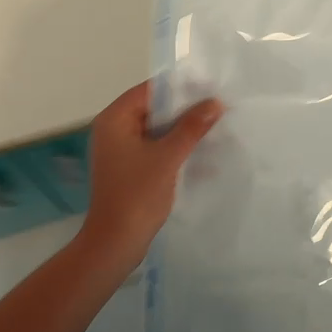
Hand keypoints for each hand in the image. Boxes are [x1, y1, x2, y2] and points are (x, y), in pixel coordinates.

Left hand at [76, 81, 222, 271]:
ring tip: (215, 129)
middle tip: (218, 108)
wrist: (115, 243)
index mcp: (115, 119)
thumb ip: (192, 127)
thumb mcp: (168, 157)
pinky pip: (155, 149)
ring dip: (183, 131)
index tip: (209, 88)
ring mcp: (120, 151)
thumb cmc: (137, 194)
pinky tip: (202, 155)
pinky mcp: (129, 169)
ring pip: (156, 130)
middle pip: (153, 109)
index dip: (180, 88)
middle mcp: (114, 129)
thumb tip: (215, 102)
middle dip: (185, 111)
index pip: (150, 91)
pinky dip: (175, 149)